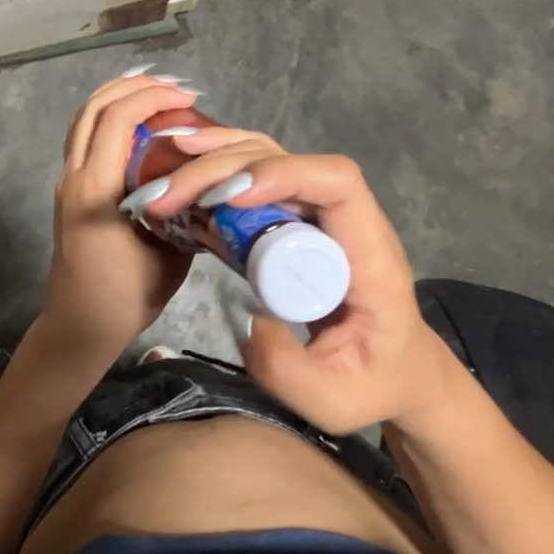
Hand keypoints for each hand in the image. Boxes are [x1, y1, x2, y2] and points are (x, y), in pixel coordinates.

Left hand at [42, 72, 200, 361]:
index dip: (150, 98)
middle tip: (172, 86)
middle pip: (92, 109)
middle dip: (132, 87)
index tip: (186, 97)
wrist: (80, 326)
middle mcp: (74, 178)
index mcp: (96, 191)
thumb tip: (205, 178)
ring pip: (82, 120)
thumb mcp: (169, 254)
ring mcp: (66, 182)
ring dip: (115, 98)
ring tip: (154, 92)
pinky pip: (82, 139)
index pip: (116, 122)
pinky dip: (106, 118)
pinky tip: (135, 123)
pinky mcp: (68, 190)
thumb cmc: (127, 298)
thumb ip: (182, 209)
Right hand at [136, 131, 453, 434]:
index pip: (337, 183)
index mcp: (368, 253)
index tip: (228, 201)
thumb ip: (288, 368)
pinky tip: (176, 162)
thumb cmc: (370, 382)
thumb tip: (247, 317)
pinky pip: (250, 168)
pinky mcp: (287, 211)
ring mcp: (312, 208)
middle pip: (283, 160)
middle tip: (163, 198)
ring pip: (262, 154)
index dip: (282, 176)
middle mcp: (341, 215)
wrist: (391, 366)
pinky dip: (212, 159)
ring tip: (162, 166)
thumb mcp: (333, 398)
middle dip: (219, 170)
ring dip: (210, 157)